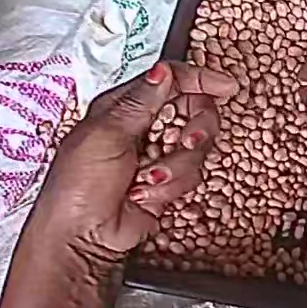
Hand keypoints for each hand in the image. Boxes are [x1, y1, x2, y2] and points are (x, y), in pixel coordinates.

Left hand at [27, 60, 236, 280]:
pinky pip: (193, 174)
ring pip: (198, 147)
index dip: (201, 80)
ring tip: (150, 180)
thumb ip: (140, 102)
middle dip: (197, 128)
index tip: (227, 87)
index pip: (171, 80)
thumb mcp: (106, 135)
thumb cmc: (79, 185)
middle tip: (188, 142)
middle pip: (194, 111)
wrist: (83, 237)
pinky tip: (146, 194)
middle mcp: (146, 126)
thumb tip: (163, 70)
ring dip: (177, 166)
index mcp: (125, 106)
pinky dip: (173, 186)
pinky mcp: (171, 180)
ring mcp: (160, 154)